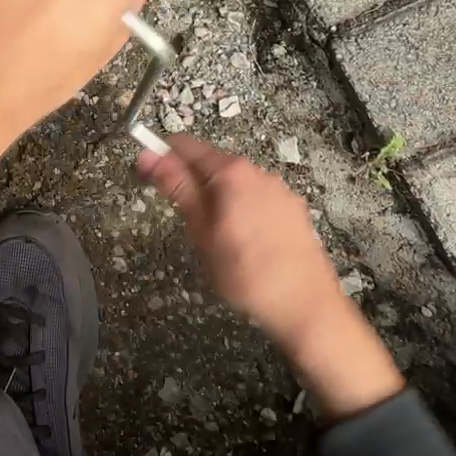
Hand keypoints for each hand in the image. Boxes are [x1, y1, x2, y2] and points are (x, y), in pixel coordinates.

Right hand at [140, 136, 403, 420]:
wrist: (309, 309)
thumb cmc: (246, 273)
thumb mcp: (201, 232)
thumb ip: (176, 188)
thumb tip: (146, 154)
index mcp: (232, 172)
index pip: (185, 146)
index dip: (162, 158)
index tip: (152, 182)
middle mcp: (258, 171)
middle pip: (211, 163)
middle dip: (192, 184)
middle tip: (187, 224)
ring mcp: (280, 190)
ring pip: (234, 183)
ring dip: (217, 198)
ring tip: (217, 239)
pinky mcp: (294, 209)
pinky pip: (256, 198)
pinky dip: (241, 209)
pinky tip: (245, 243)